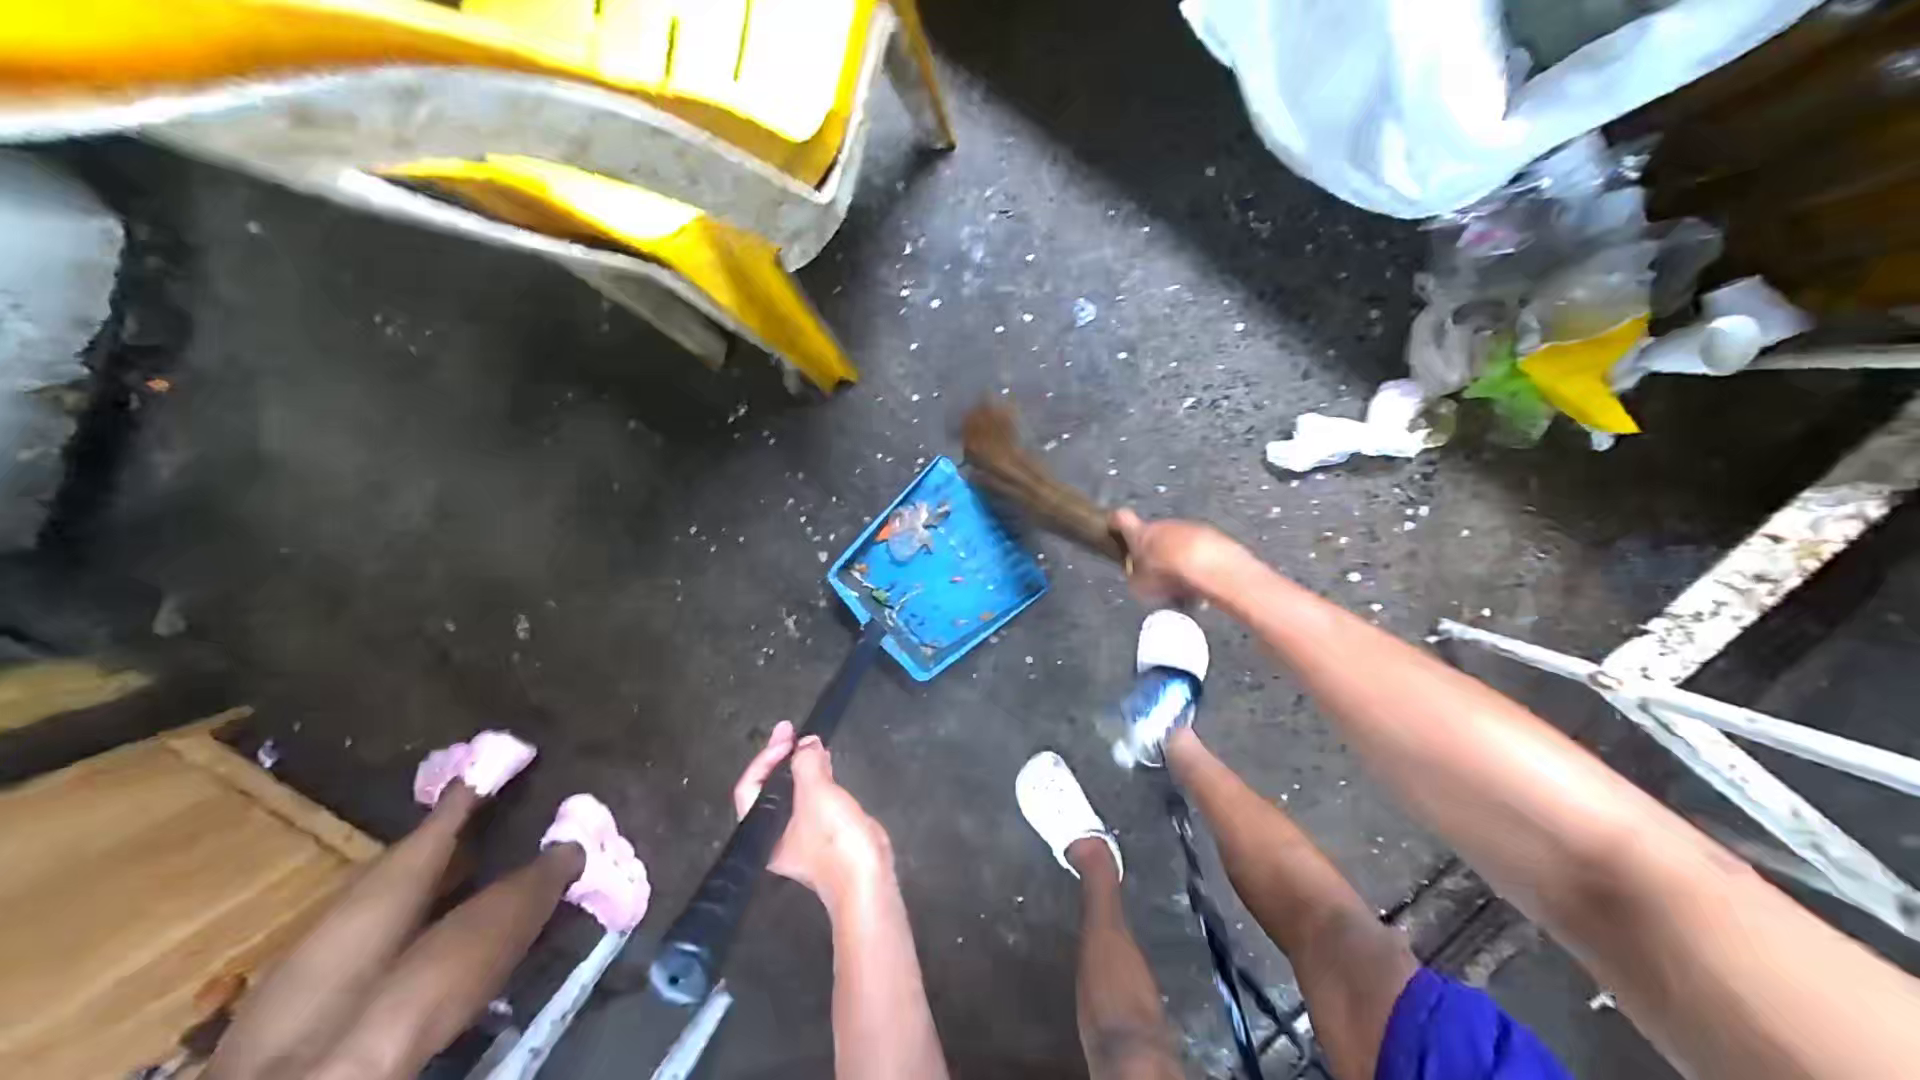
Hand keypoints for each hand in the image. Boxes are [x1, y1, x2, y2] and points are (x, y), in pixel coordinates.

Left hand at [733, 721, 893, 905]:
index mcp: (763, 830)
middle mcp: (775, 832)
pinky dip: (815, 776)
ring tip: (810, 741)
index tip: (786, 736)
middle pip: (768, 787)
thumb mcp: (816, 791)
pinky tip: (825, 761)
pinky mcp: (823, 830)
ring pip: (791, 791)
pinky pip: (811, 796)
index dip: (765, 758)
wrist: (867, 874)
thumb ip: (806, 762)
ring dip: (799, 764)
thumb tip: (807, 743)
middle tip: (792, 730)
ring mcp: (800, 832)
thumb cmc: (833, 836)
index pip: (750, 786)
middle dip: (781, 757)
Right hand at [1110, 508, 1243, 605]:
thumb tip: (1138, 578)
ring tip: (1182, 581)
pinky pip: (1197, 547)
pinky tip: (1200, 579)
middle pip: (1152, 532)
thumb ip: (1136, 579)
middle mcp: (1162, 525)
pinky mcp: (1210, 535)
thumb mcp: (1140, 587)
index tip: (1114, 528)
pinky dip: (1196, 559)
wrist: (1210, 566)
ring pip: (1176, 540)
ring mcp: (1187, 527)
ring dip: (1176, 556)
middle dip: (1153, 550)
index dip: (1115, 522)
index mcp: (1139, 533)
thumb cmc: (1167, 575)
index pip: (1120, 517)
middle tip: (1156, 573)